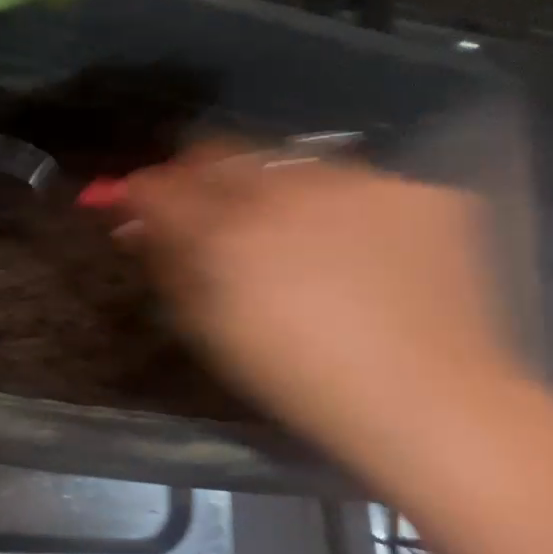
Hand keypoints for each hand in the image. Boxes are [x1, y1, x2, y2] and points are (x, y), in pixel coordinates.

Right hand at [125, 143, 525, 468]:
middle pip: (223, 155)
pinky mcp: (423, 194)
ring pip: (290, 164)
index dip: (137, 190)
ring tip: (280, 231)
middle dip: (201, 177)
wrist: (426, 398)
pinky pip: (357, 184)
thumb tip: (135, 223)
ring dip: (270, 188)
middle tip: (198, 209)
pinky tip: (348, 246)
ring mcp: (364, 185)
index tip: (126, 202)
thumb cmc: (291, 374)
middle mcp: (290, 191)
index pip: (160, 185)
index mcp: (226, 231)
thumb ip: (165, 259)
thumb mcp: (204, 323)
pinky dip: (337, 205)